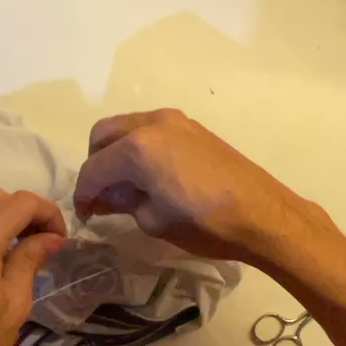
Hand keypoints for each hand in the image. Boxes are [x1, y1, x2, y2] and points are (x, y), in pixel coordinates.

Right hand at [73, 109, 323, 266]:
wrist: (262, 214)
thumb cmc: (205, 225)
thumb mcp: (154, 221)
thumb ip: (123, 203)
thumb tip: (106, 198)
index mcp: (137, 148)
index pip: (93, 169)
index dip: (83, 194)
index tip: (85, 215)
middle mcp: (151, 123)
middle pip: (103, 136)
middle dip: (96, 166)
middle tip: (102, 197)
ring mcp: (175, 121)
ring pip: (127, 128)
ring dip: (117, 153)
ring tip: (125, 188)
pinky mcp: (193, 127)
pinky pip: (150, 130)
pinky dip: (139, 148)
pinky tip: (150, 176)